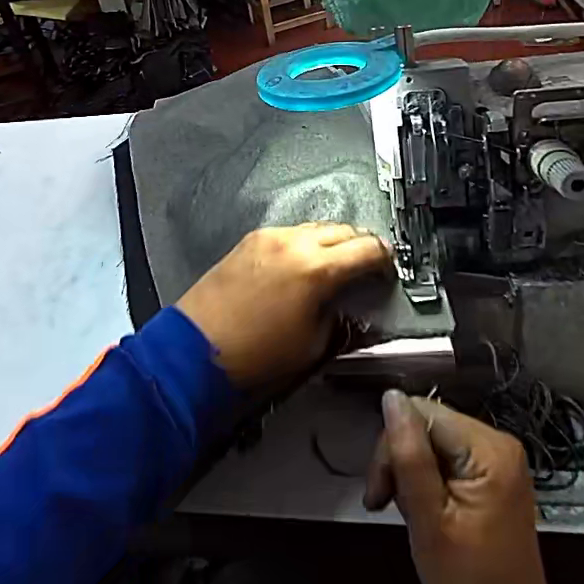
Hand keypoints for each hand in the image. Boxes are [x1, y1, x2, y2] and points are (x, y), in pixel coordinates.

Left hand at [175, 223, 388, 389]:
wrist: (195, 352)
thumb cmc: (252, 355)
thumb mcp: (313, 345)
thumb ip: (339, 318)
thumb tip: (348, 309)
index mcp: (316, 269)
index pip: (368, 249)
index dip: (385, 259)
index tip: (388, 268)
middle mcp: (294, 243)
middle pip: (345, 230)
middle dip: (361, 245)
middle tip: (368, 264)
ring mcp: (270, 237)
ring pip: (317, 228)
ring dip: (333, 241)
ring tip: (335, 263)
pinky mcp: (250, 241)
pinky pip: (290, 233)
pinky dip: (305, 244)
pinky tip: (303, 263)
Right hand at [364, 390, 560, 583]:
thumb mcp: (429, 521)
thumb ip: (409, 456)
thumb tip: (391, 399)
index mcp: (490, 449)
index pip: (423, 412)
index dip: (392, 444)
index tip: (379, 489)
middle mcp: (499, 441)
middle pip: (429, 422)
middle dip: (401, 458)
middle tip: (386, 503)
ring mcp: (499, 456)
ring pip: (434, 438)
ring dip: (412, 471)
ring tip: (409, 511)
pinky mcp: (494, 471)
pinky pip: (448, 455)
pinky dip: (429, 478)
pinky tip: (424, 507)